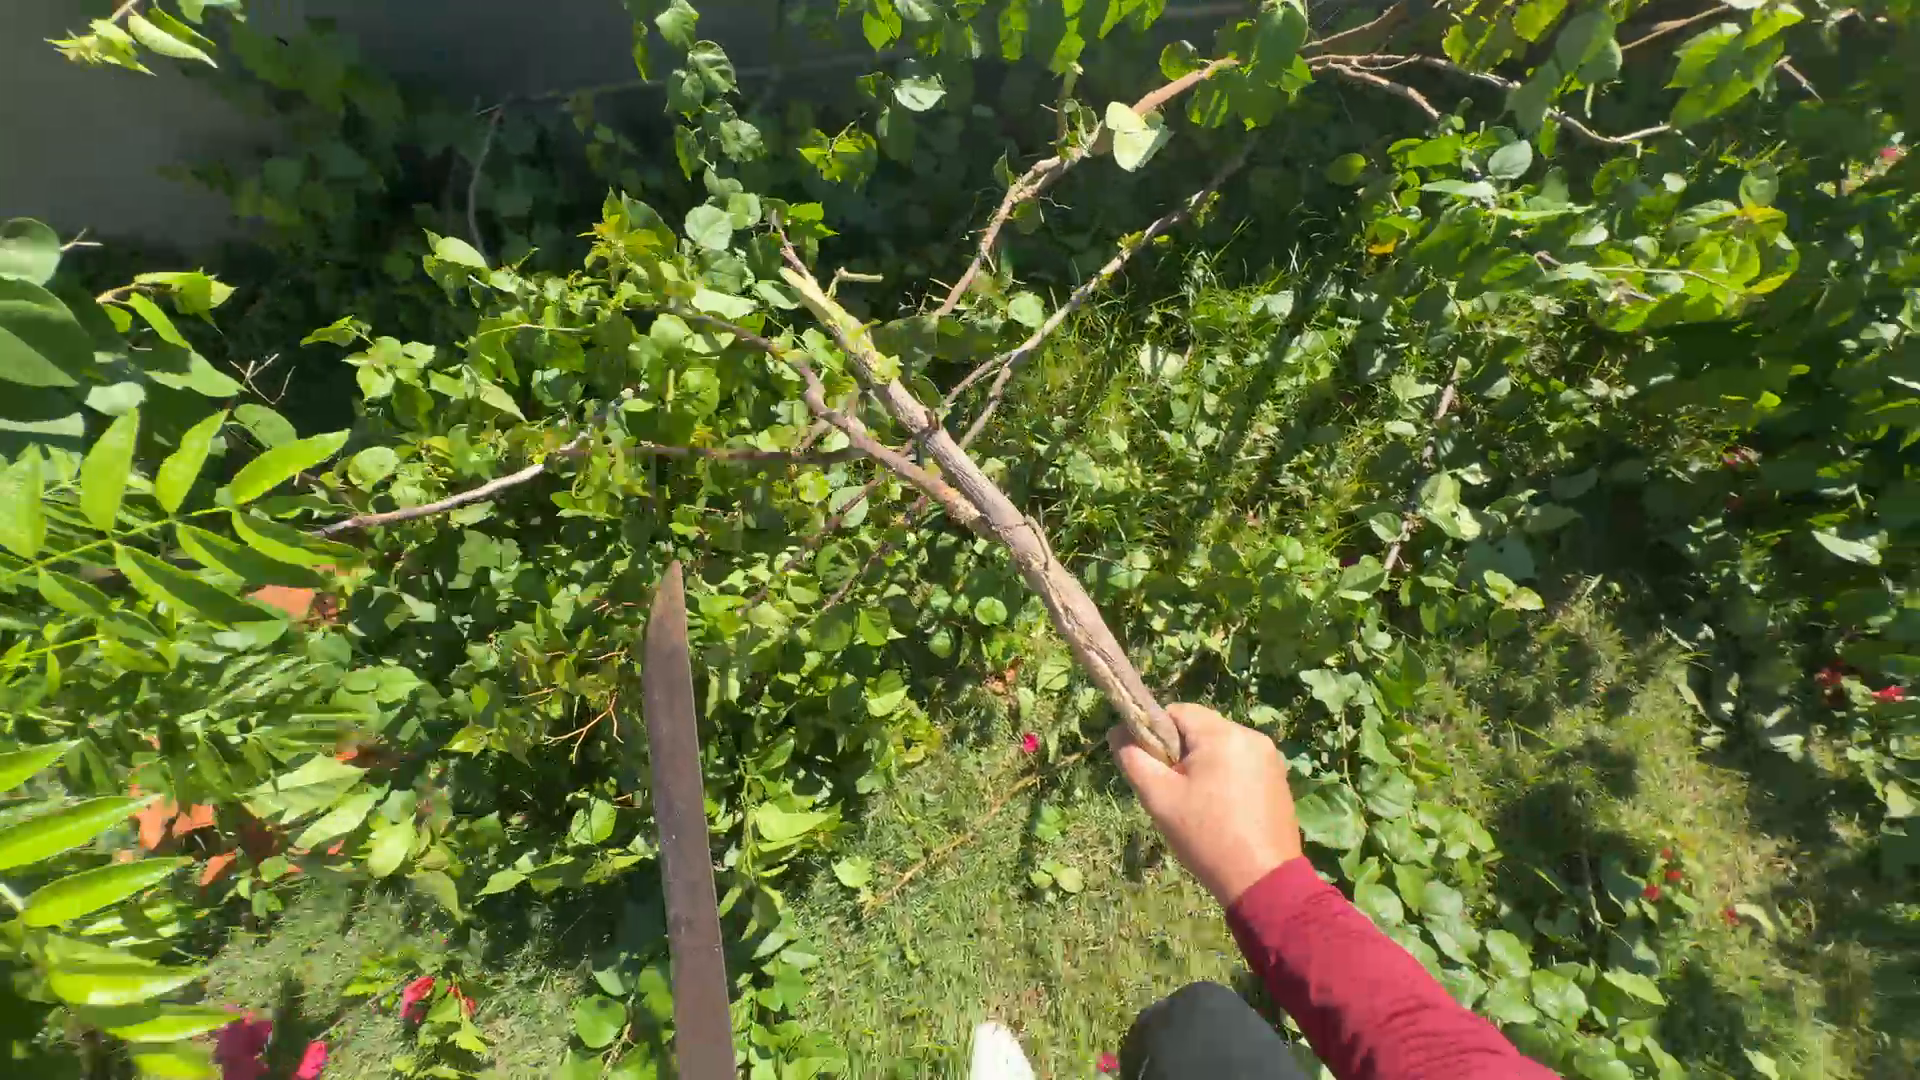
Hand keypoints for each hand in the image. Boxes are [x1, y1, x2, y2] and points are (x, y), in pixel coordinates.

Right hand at [1109, 703, 1303, 905]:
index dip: (1156, 735)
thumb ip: (1133, 758)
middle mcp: (1251, 737)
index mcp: (1223, 734)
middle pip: (1199, 729)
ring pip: (1219, 747)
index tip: (1154, 767)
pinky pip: (1239, 763)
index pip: (1176, 712)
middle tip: (1172, 790)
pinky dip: (1224, 777)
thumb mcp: (1158, 797)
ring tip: (1195, 804)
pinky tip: (1219, 810)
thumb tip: (1117, 732)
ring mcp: (1270, 758)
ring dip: (1201, 765)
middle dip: (1180, 753)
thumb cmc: (1206, 836)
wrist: (1263, 883)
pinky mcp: (1279, 778)